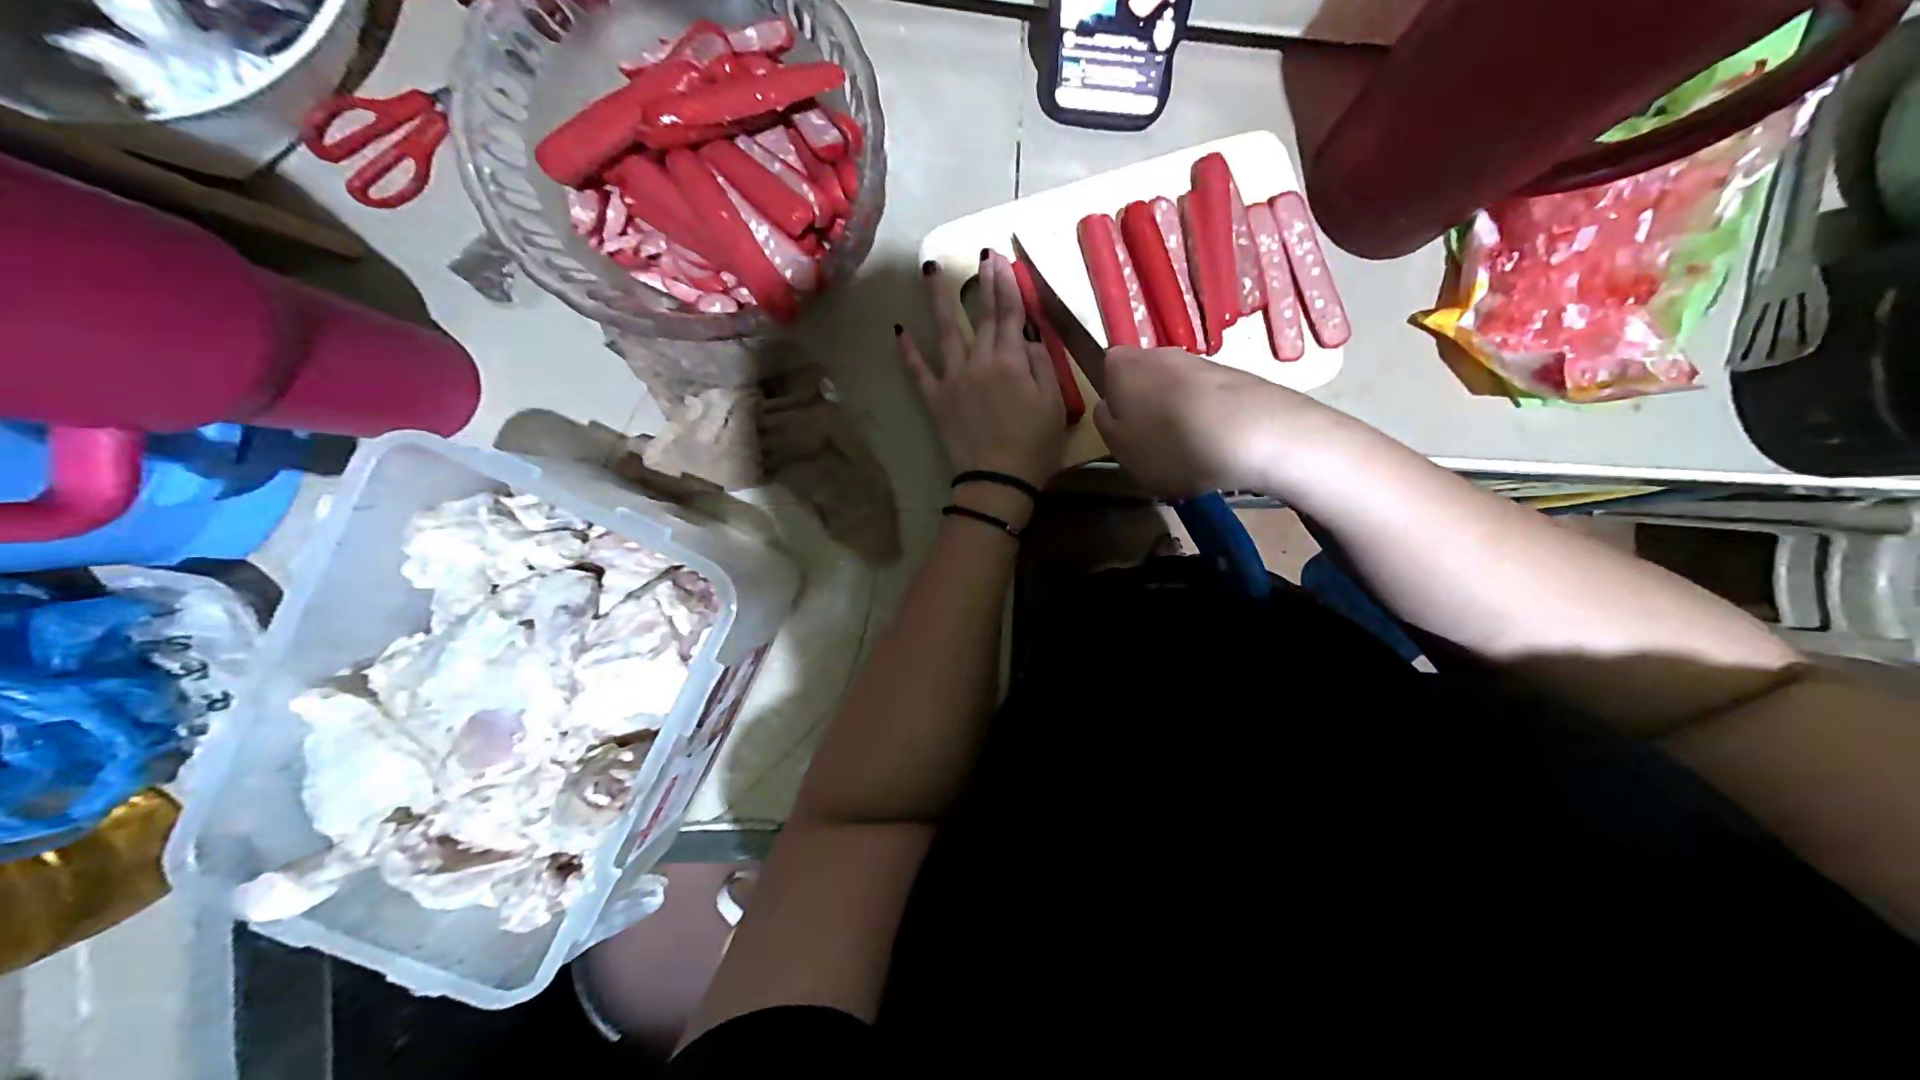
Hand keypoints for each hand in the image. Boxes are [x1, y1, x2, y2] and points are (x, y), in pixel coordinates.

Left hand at [898, 252, 1067, 497]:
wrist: (997, 480)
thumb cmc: (1034, 445)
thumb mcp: (1053, 403)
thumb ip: (1040, 365)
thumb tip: (1026, 337)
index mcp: (1011, 361)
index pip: (1010, 314)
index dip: (1006, 285)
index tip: (1000, 260)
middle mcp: (980, 361)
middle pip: (981, 316)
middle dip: (982, 283)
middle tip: (980, 255)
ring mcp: (953, 378)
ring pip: (945, 332)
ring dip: (938, 299)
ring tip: (930, 270)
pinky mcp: (935, 399)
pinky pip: (918, 371)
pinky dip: (907, 351)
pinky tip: (898, 329)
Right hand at [1093, 346, 1322, 496]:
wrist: (1255, 433)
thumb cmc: (1171, 442)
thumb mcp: (1118, 445)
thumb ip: (1104, 422)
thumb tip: (1109, 406)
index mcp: (1123, 364)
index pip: (1106, 373)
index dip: (1114, 405)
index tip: (1123, 433)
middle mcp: (1160, 353)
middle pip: (1145, 384)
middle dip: (1148, 412)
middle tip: (1154, 451)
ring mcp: (1202, 363)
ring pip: (1178, 395)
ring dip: (1180, 421)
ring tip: (1190, 459)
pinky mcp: (1237, 378)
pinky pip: (1209, 405)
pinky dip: (1209, 425)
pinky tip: (1217, 453)